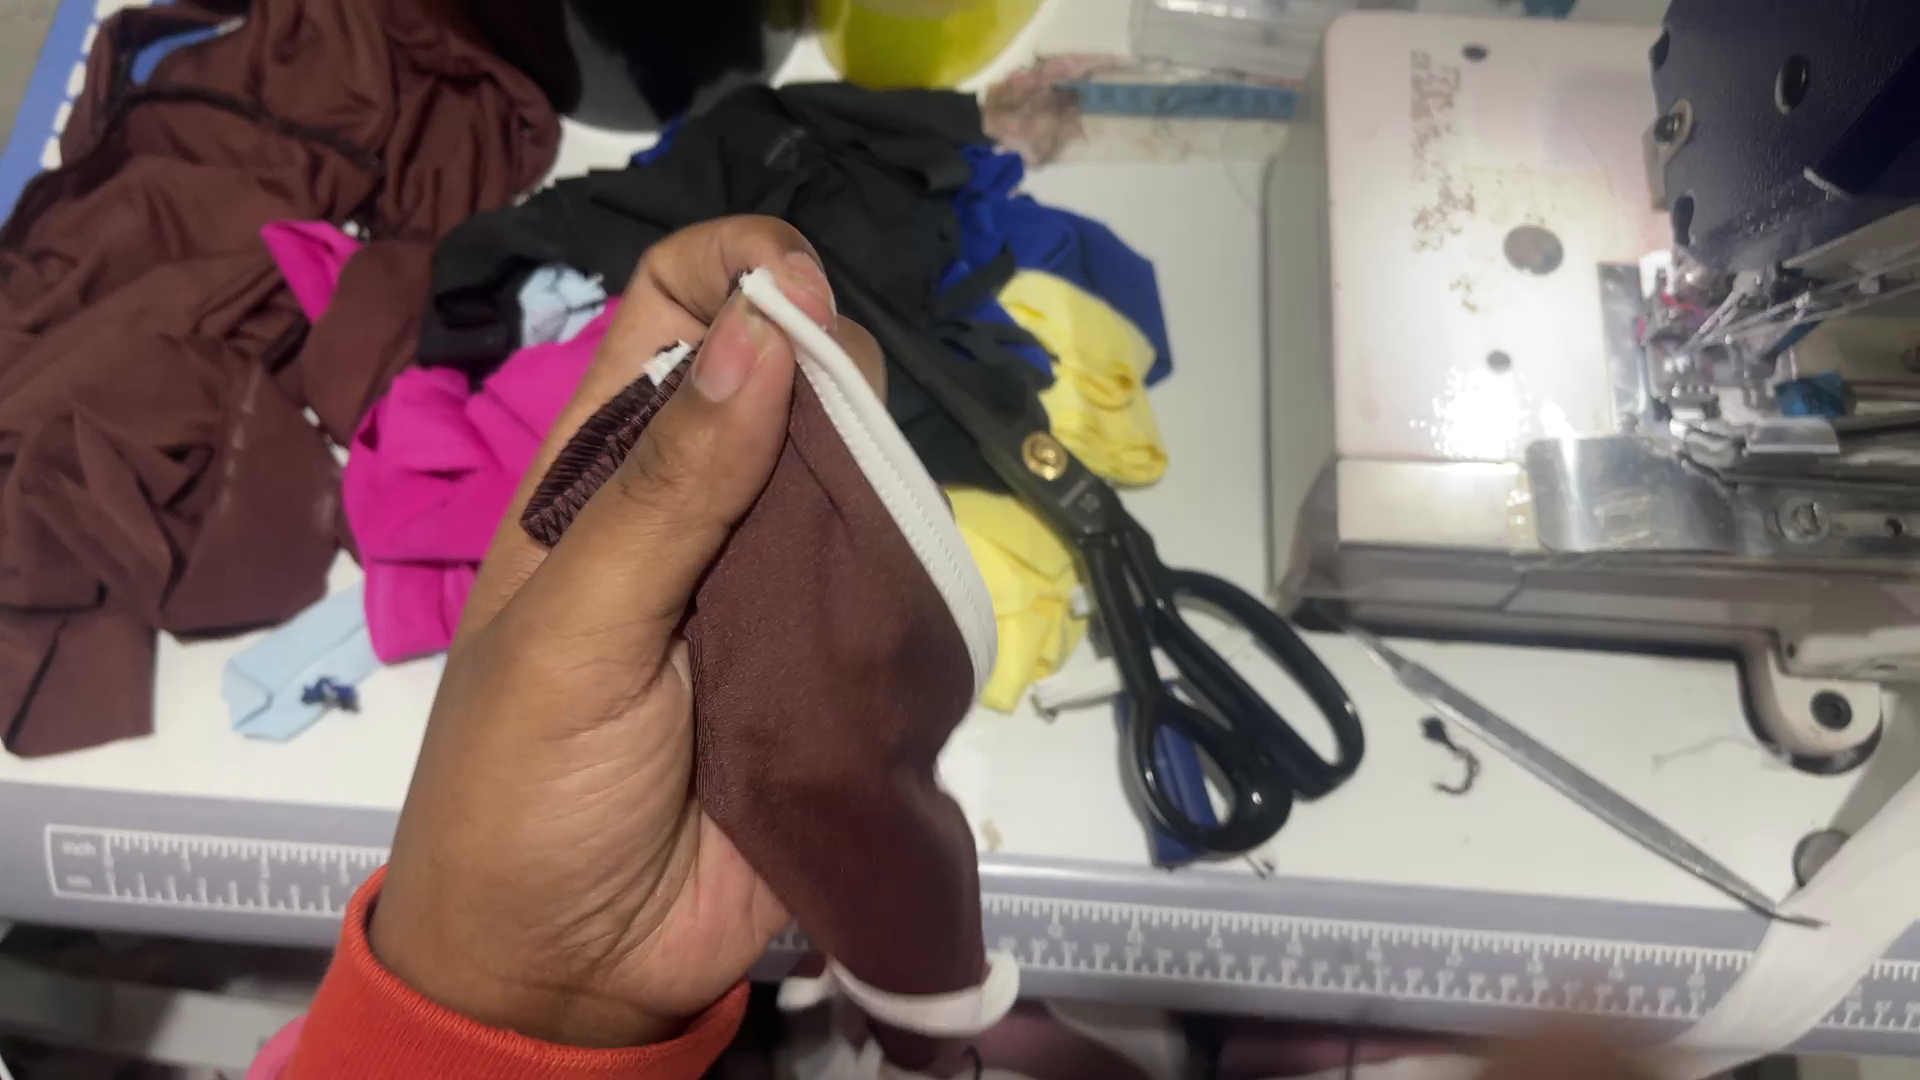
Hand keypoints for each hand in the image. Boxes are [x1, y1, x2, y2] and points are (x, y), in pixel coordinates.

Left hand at [370, 216, 885, 1047]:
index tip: (796, 289)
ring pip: (853, 465)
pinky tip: (915, 561)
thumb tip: (766, 332)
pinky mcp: (839, 641)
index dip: (735, 269)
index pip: (677, 308)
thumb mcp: (577, 630)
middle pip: (789, 376)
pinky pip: (891, 565)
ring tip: (877, 510)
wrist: (586, 961)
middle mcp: (709, 502)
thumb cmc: (534, 786)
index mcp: (613, 470)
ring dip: (880, 459)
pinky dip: (910, 549)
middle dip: (829, 363)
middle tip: (850, 418)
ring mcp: (782, 572)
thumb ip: (671, 488)